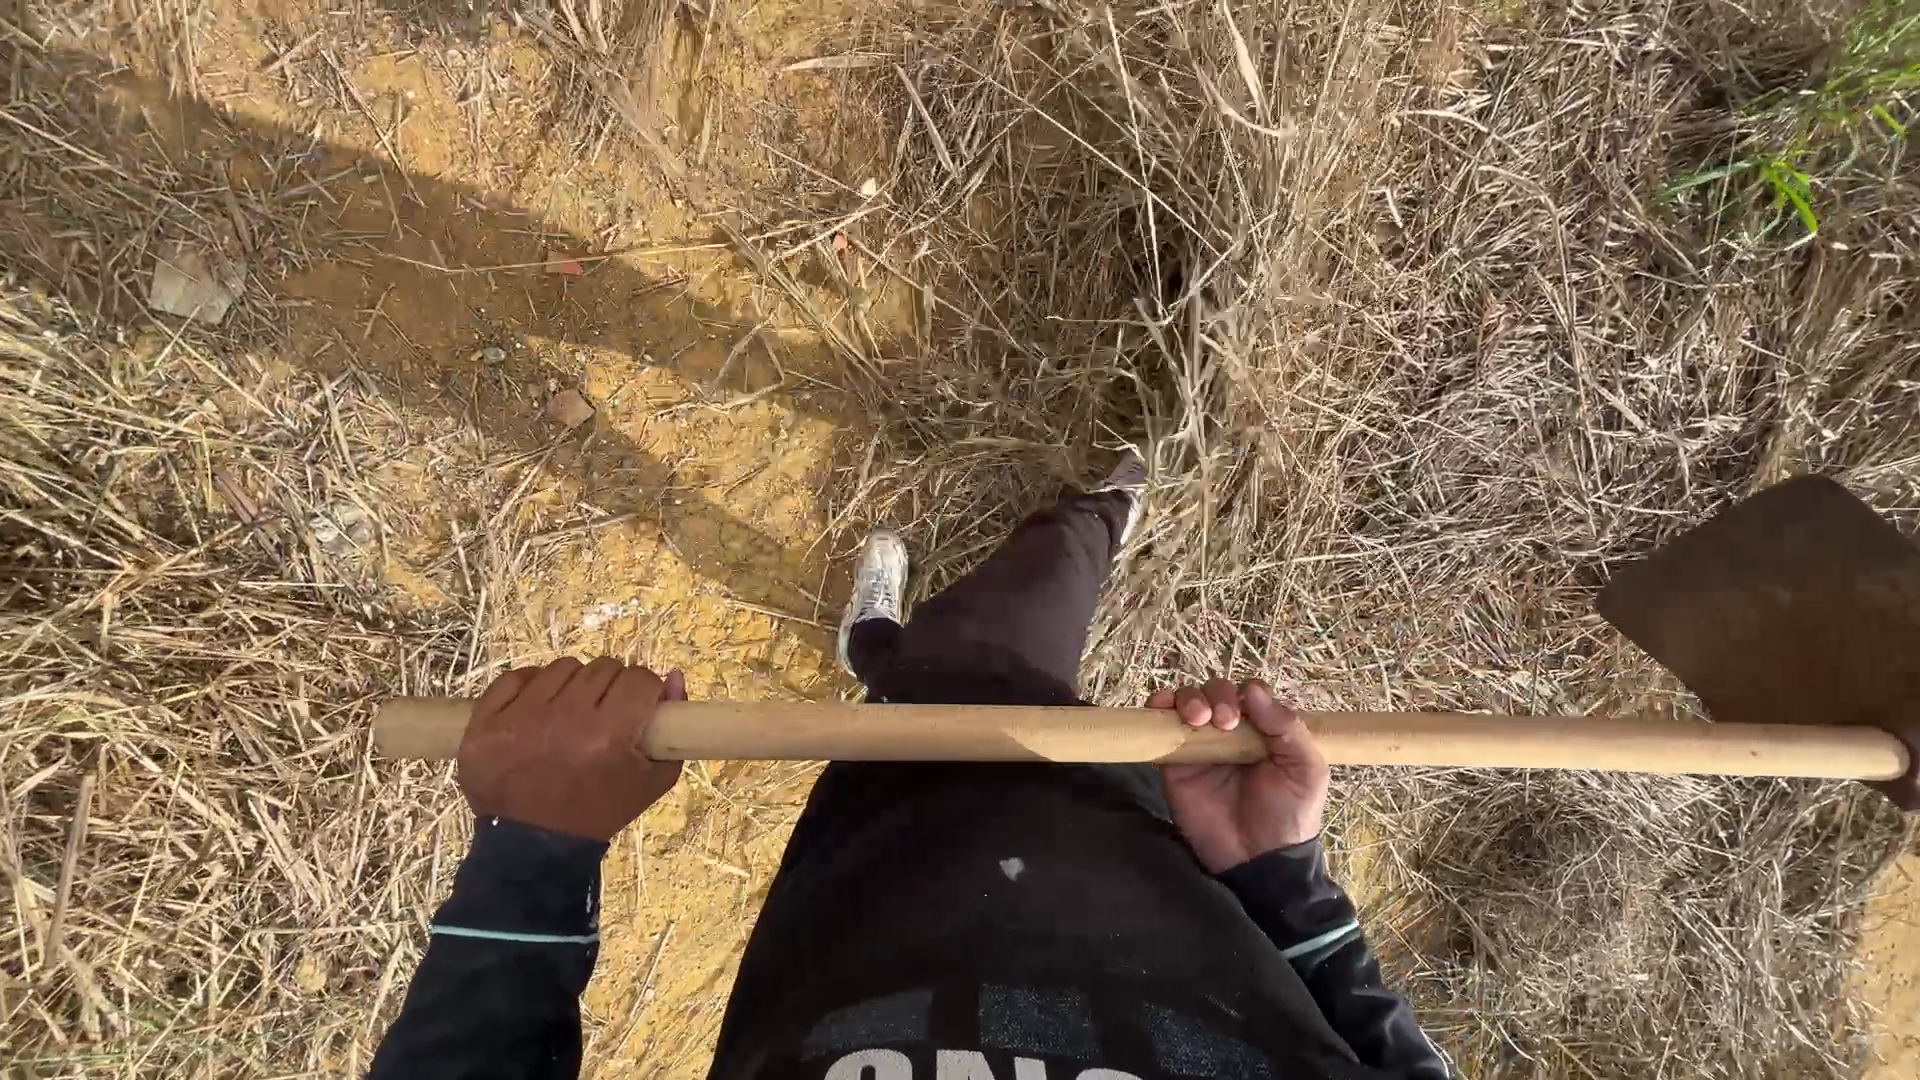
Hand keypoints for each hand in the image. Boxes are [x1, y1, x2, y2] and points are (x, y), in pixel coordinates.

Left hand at [457, 658, 685, 840]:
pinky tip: (539, 707)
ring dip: (574, 684)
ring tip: (572, 711)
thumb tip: (675, 677)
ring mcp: (519, 720)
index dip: (645, 689)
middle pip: (603, 668)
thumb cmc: (601, 810)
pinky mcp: (484, 724)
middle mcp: (564, 721)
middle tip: (606, 710)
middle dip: (612, 685)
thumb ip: (674, 729)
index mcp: (609, 736)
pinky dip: (532, 686)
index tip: (640, 704)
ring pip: (563, 667)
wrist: (534, 847)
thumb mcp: (653, 778)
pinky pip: (516, 678)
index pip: (639, 678)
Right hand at [1152, 678, 1329, 873]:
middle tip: (1223, 723)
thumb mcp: (1305, 770)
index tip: (1243, 715)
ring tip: (1197, 719)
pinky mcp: (1172, 760)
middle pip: (1214, 690)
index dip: (1243, 694)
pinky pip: (1160, 724)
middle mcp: (1229, 730)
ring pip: (1186, 699)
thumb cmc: (1288, 813)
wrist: (1256, 859)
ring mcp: (1198, 742)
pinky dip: (1157, 709)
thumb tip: (1252, 690)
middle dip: (1215, 696)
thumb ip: (1287, 728)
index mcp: (1263, 728)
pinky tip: (1164, 711)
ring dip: (1188, 698)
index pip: (1248, 692)